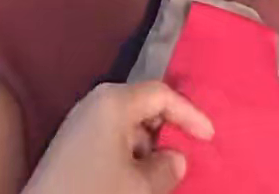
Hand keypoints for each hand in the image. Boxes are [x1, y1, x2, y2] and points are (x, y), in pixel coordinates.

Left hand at [23, 81, 214, 193]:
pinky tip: (132, 183)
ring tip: (156, 179)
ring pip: (126, 126)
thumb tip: (176, 157)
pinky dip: (128, 156)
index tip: (209, 138)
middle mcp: (96, 101)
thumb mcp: (138, 189)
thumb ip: (165, 169)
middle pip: (143, 106)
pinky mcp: (69, 145)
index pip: (161, 95)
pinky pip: (110, 139)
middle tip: (181, 160)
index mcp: (114, 101)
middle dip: (165, 132)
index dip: (189, 114)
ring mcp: (80, 122)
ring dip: (146, 149)